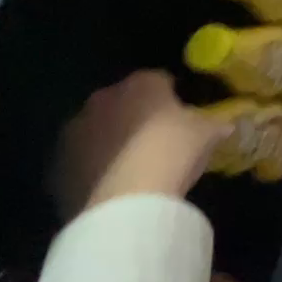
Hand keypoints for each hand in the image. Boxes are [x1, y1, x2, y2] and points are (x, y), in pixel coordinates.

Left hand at [52, 70, 225, 216]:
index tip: (180, 115)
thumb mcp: (207, 134)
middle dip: (135, 115)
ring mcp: (75, 131)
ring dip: (109, 139)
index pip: (160, 80)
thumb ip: (214, 124)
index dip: (171, 96)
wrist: (125, 202)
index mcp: (142, 83)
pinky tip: (109, 184)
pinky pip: (80, 159)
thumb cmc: (172, 151)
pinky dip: (91, 166)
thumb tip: (225, 124)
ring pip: (97, 129)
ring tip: (129, 164)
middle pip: (123, 101)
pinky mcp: (56, 165)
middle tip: (154, 139)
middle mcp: (104, 98)